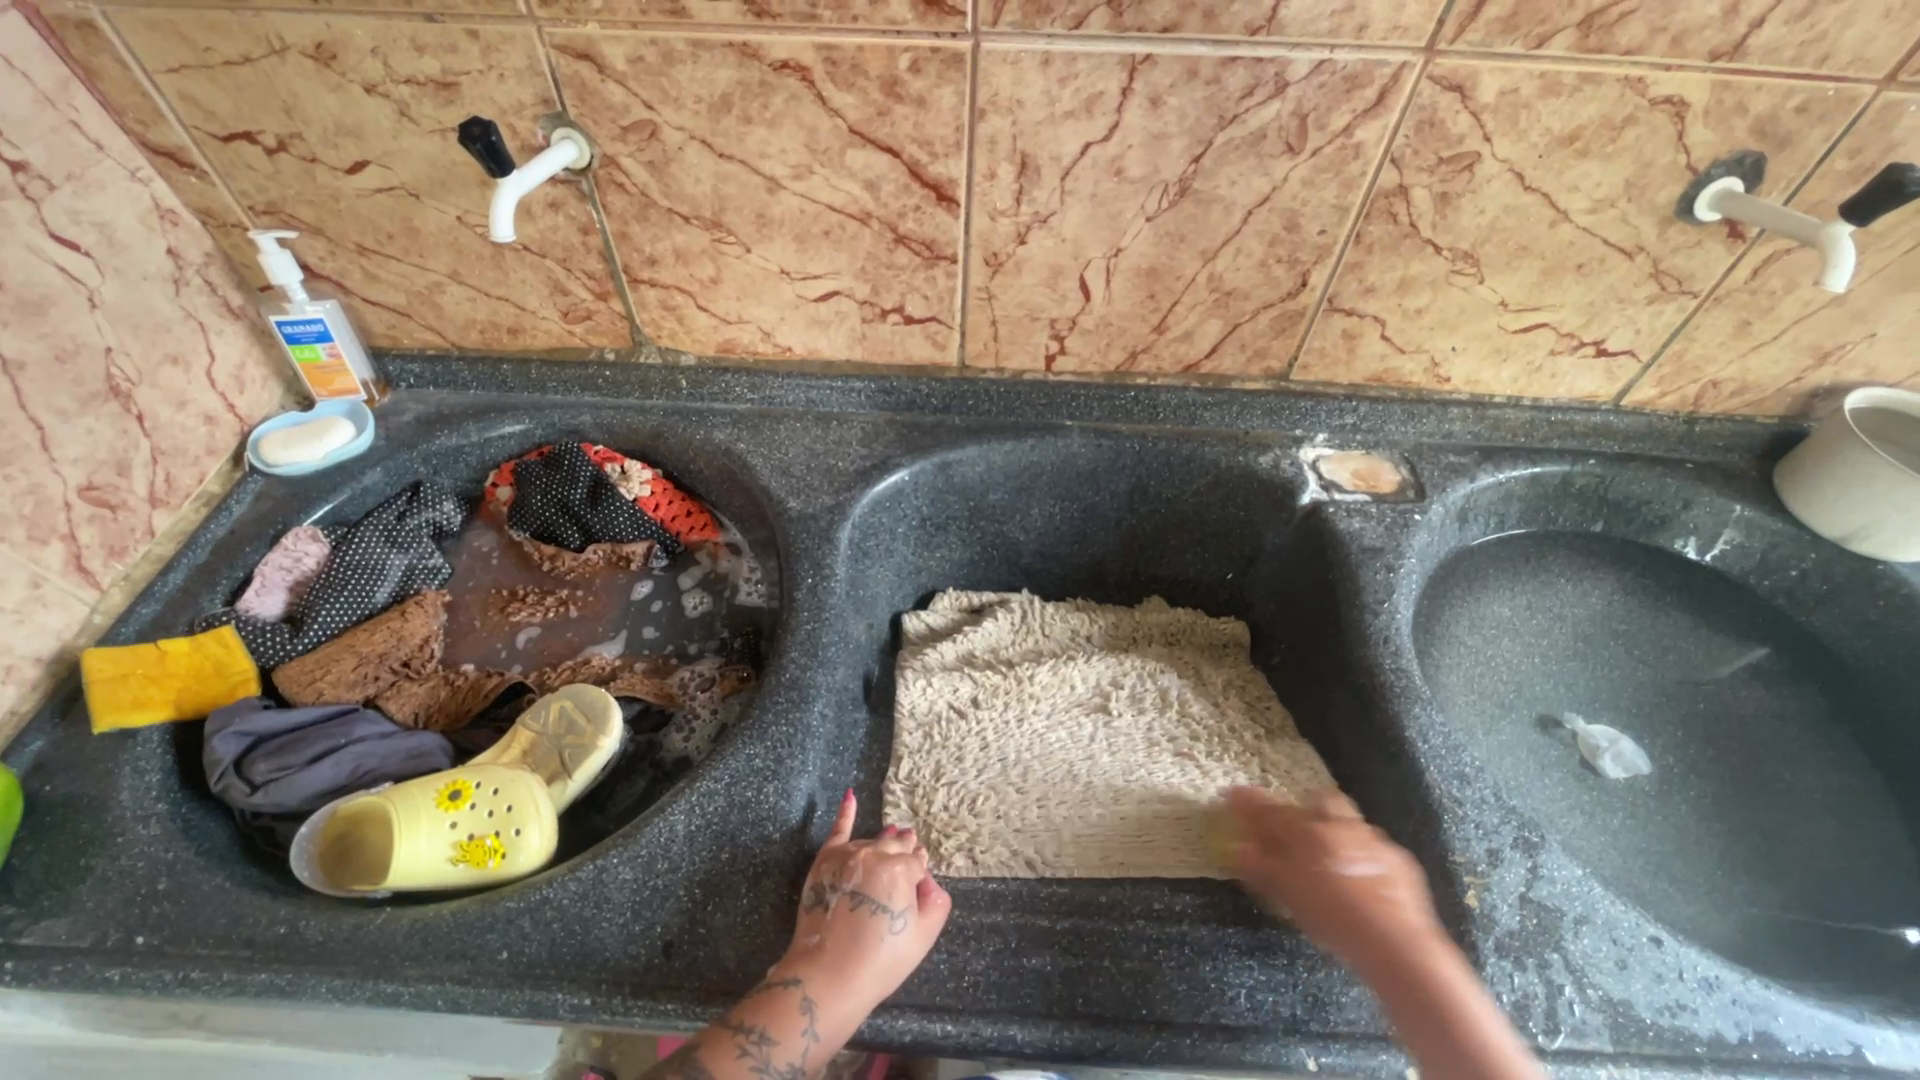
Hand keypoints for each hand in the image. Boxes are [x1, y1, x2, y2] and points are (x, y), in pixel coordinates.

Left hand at [773, 791, 951, 1028]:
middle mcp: (875, 854)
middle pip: (896, 847)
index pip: (917, 863)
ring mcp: (847, 855)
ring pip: (873, 843)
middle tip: (907, 864)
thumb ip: (936, 900)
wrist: (829, 976)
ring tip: (893, 837)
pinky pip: (838, 830)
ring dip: (884, 843)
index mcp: (902, 869)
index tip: (917, 886)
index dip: (918, 875)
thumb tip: (926, 879)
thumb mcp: (924, 936)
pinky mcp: (824, 862)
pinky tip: (850, 796)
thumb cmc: (881, 960)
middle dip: (904, 853)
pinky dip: (845, 813)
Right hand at [1226, 787, 1446, 974]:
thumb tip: (1238, 848)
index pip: (1270, 810)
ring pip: (1351, 824)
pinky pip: (1376, 849)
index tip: (1233, 794)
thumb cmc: (1331, 917)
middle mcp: (1340, 827)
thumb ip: (1260, 868)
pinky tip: (1364, 881)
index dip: (1249, 802)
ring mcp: (1374, 841)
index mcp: (1307, 833)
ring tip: (1333, 861)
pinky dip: (1365, 857)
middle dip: (1308, 811)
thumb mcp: (1286, 894)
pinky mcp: (1401, 861)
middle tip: (1298, 831)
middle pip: (1321, 802)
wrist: (1394, 942)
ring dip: (1339, 834)